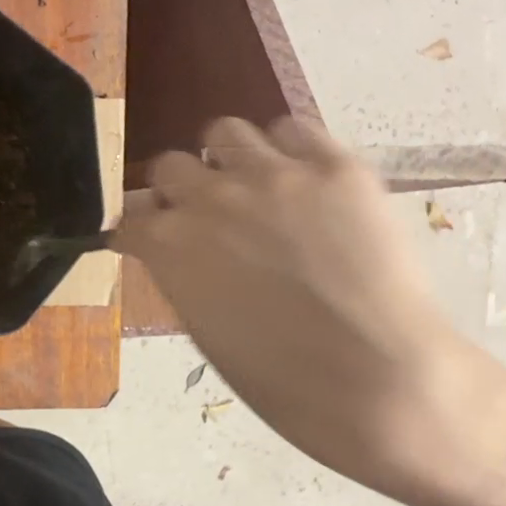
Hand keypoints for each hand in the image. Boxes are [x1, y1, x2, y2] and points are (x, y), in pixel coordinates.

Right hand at [114, 117, 496, 488]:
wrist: (374, 374)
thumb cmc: (277, 375)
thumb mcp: (200, 325)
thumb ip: (181, 274)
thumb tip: (184, 255)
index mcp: (167, 246)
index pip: (131, 218)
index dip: (141, 231)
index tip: (151, 242)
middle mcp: (210, 198)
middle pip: (170, 166)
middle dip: (177, 189)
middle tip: (202, 215)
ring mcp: (275, 175)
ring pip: (226, 132)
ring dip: (226, 159)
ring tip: (250, 187)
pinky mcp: (336, 166)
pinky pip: (294, 130)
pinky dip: (285, 149)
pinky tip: (298, 180)